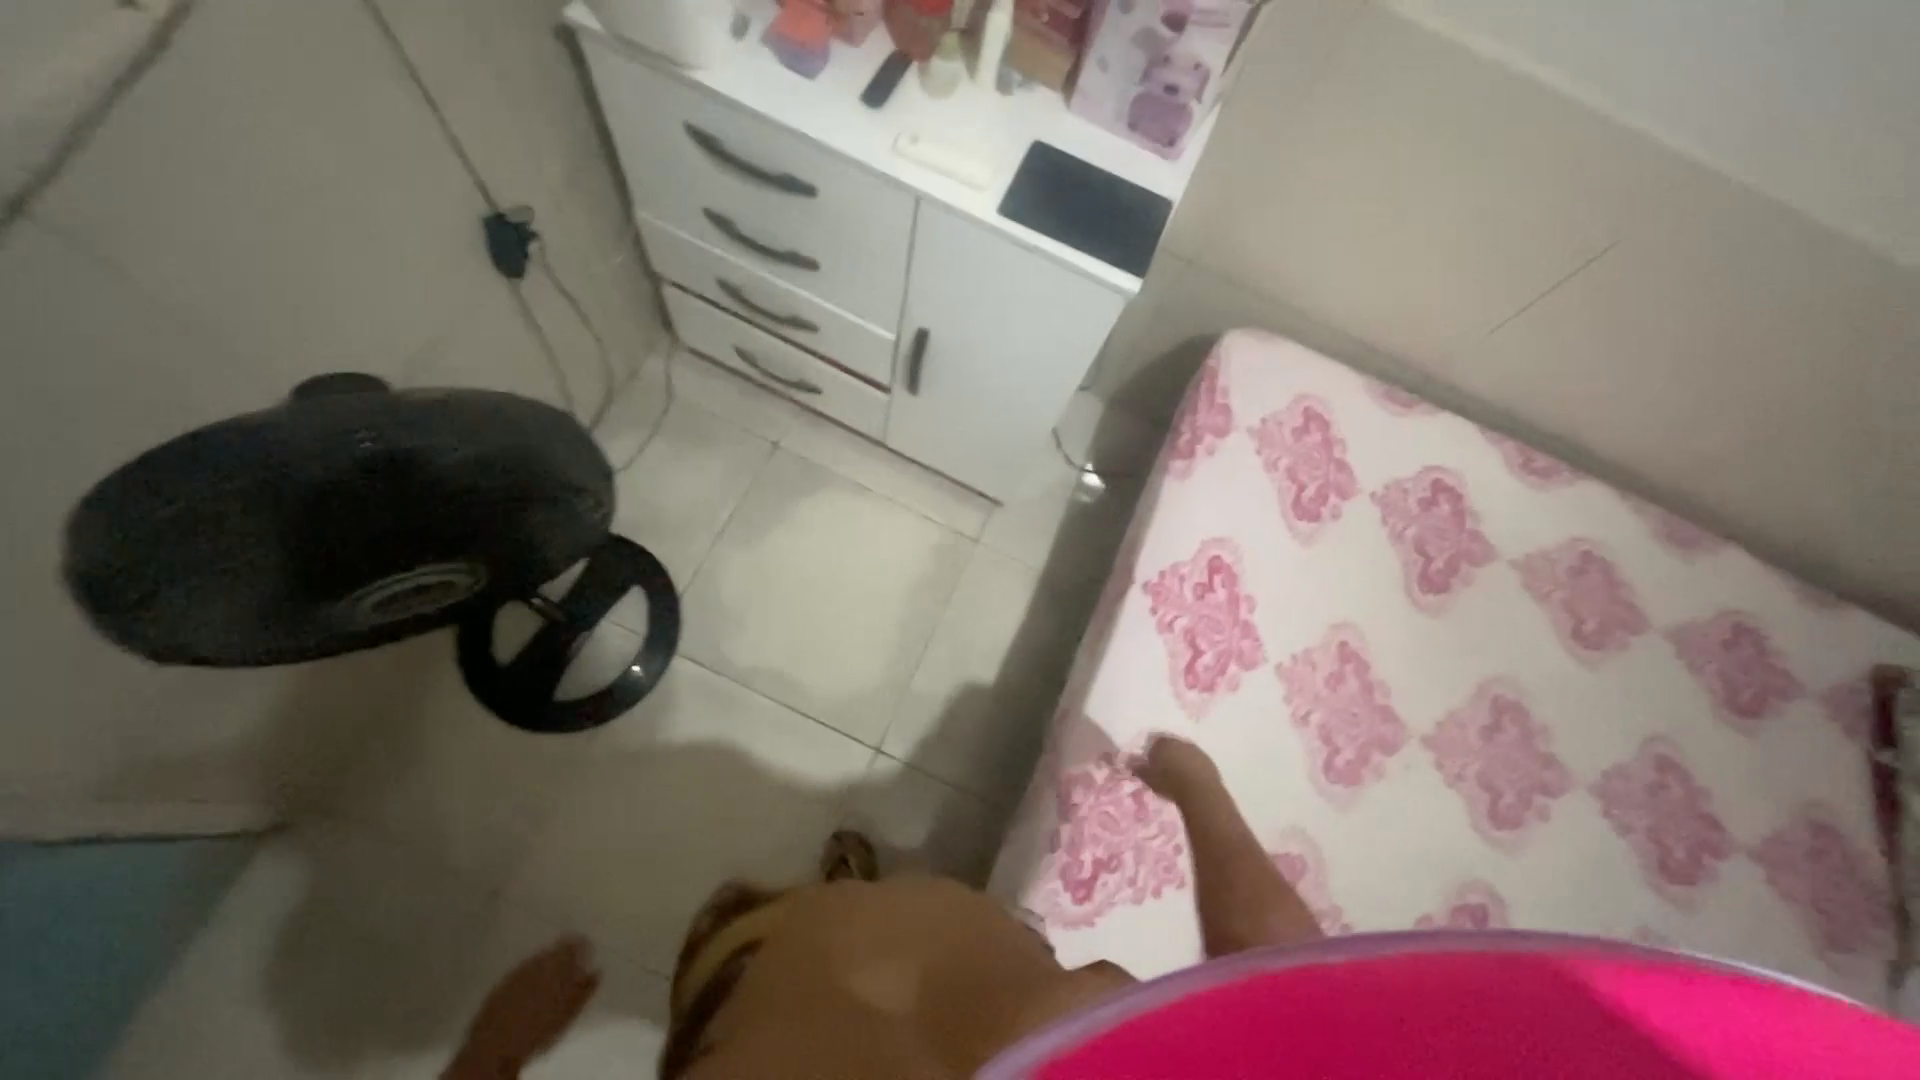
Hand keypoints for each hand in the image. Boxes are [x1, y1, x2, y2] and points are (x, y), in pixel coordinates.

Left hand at [448, 936, 601, 1077]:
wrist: (494, 1047)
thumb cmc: (539, 1029)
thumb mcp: (570, 1012)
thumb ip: (585, 989)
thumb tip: (597, 971)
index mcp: (557, 963)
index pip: (574, 943)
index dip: (583, 946)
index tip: (588, 952)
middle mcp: (536, 961)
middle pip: (554, 950)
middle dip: (563, 957)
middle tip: (571, 970)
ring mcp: (516, 972)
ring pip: (537, 961)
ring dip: (546, 967)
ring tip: (551, 984)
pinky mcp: (500, 984)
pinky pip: (521, 974)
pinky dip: (529, 979)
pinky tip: (530, 994)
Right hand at [1130, 734, 1222, 806]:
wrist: (1199, 791)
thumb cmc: (1168, 782)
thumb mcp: (1147, 777)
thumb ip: (1137, 766)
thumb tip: (1128, 759)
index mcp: (1163, 741)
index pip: (1153, 740)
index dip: (1150, 750)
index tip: (1148, 761)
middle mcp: (1180, 740)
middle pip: (1170, 744)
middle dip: (1166, 753)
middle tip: (1162, 767)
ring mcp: (1196, 749)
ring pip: (1184, 751)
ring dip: (1180, 759)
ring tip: (1176, 774)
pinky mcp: (1208, 760)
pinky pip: (1196, 760)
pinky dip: (1192, 766)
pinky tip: (1190, 778)